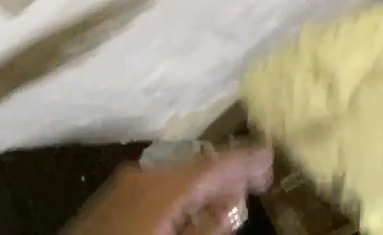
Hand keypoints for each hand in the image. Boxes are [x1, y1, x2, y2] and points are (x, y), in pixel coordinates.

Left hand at [64, 147, 273, 234]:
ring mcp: (124, 184)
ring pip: (176, 174)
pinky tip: (191, 207)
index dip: (242, 159)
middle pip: (195, 165)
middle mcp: (143, 173)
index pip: (211, 165)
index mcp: (161, 185)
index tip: (270, 154)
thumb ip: (206, 228)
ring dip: (203, 183)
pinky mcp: (112, 198)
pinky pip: (157, 184)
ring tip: (230, 195)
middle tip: (257, 179)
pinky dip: (180, 191)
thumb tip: (233, 205)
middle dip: (226, 171)